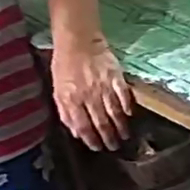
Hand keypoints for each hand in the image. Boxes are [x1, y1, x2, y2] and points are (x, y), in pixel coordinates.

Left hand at [50, 36, 131, 150]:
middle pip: (100, 122)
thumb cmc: (65, 65)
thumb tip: (76, 130)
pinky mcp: (117, 78)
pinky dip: (127, 106)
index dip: (90, 139)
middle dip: (107, 137)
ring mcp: (103, 87)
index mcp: (70, 99)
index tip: (96, 148)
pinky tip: (130, 115)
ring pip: (113, 112)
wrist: (79, 41)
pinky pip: (124, 95)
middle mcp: (87, 96)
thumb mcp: (58, 89)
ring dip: (120, 126)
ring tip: (125, 136)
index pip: (82, 125)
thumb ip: (66, 110)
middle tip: (114, 147)